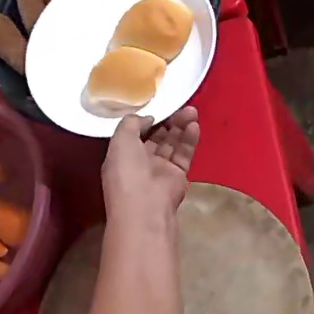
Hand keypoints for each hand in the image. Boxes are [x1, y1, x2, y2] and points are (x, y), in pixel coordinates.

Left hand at [102, 108, 198, 229]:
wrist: (146, 206)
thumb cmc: (127, 173)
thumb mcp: (120, 141)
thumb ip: (131, 124)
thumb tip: (147, 118)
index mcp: (123, 155)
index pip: (136, 134)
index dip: (147, 120)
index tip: (158, 107)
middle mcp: (142, 161)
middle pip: (158, 136)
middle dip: (168, 121)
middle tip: (181, 106)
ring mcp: (161, 168)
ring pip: (173, 143)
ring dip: (181, 126)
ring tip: (192, 111)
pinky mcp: (179, 174)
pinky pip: (185, 153)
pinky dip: (189, 139)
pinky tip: (194, 126)